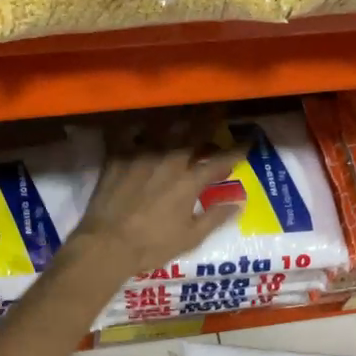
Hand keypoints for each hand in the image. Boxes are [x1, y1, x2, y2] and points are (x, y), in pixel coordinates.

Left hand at [63, 115, 244, 281]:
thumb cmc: (151, 246)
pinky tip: (137, 120)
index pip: (219, 161)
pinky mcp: (117, 157)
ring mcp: (140, 156)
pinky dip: (135, 125)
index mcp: (188, 182)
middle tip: (217, 109)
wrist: (107, 244)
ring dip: (175, 118)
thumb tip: (239, 203)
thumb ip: (215, 217)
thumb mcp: (190, 238)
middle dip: (208, 120)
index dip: (236, 151)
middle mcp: (167, 161)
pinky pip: (127, 133)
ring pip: (162, 127)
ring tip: (182, 109)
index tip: (248, 141)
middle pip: (192, 134)